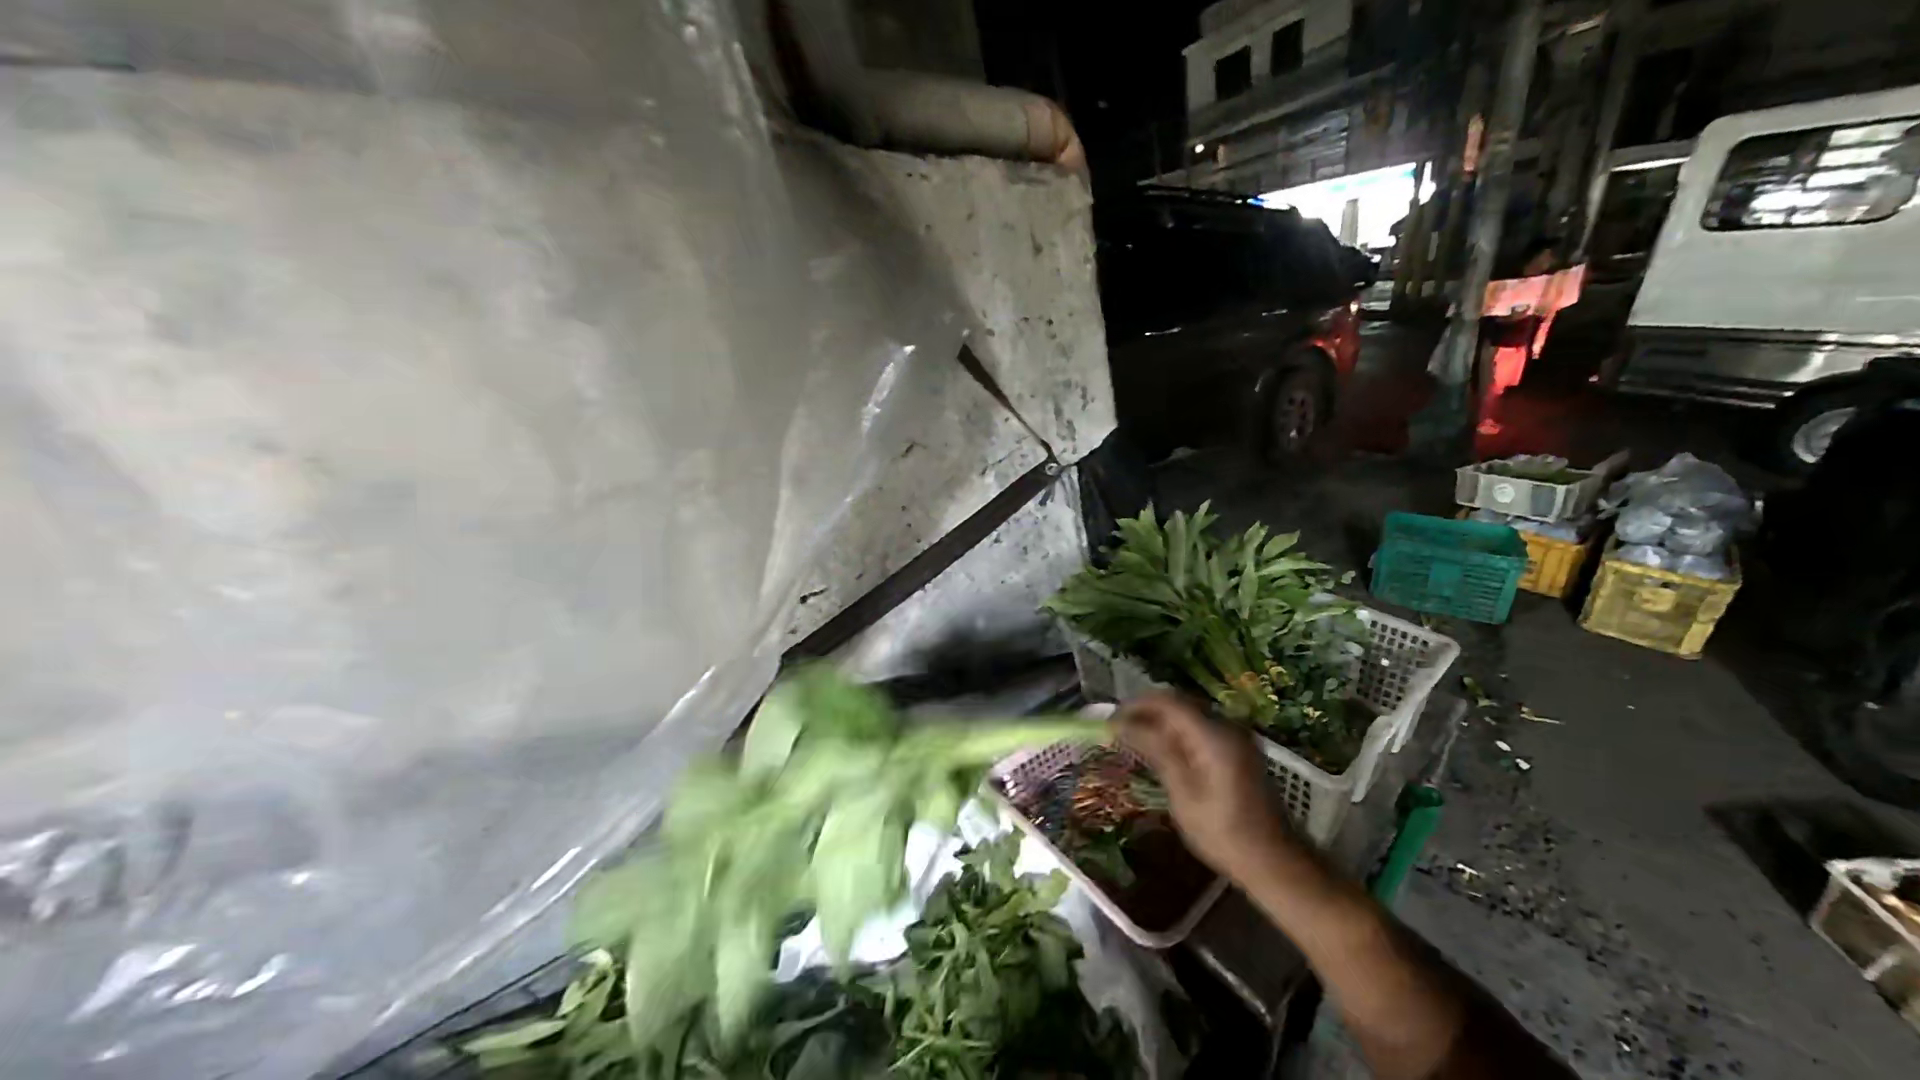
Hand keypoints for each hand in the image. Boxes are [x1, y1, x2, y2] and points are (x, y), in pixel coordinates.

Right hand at [1113, 694, 1294, 882]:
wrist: (1274, 862)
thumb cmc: (1223, 833)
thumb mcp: (1182, 793)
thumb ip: (1155, 751)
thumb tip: (1121, 724)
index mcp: (1214, 735)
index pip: (1168, 701)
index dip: (1135, 705)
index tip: (1110, 720)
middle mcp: (1228, 727)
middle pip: (1180, 703)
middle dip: (1146, 711)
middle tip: (1118, 731)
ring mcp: (1237, 738)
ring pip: (1190, 715)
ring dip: (1161, 722)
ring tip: (1134, 741)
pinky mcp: (1240, 751)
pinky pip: (1202, 729)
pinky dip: (1178, 734)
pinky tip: (1162, 753)